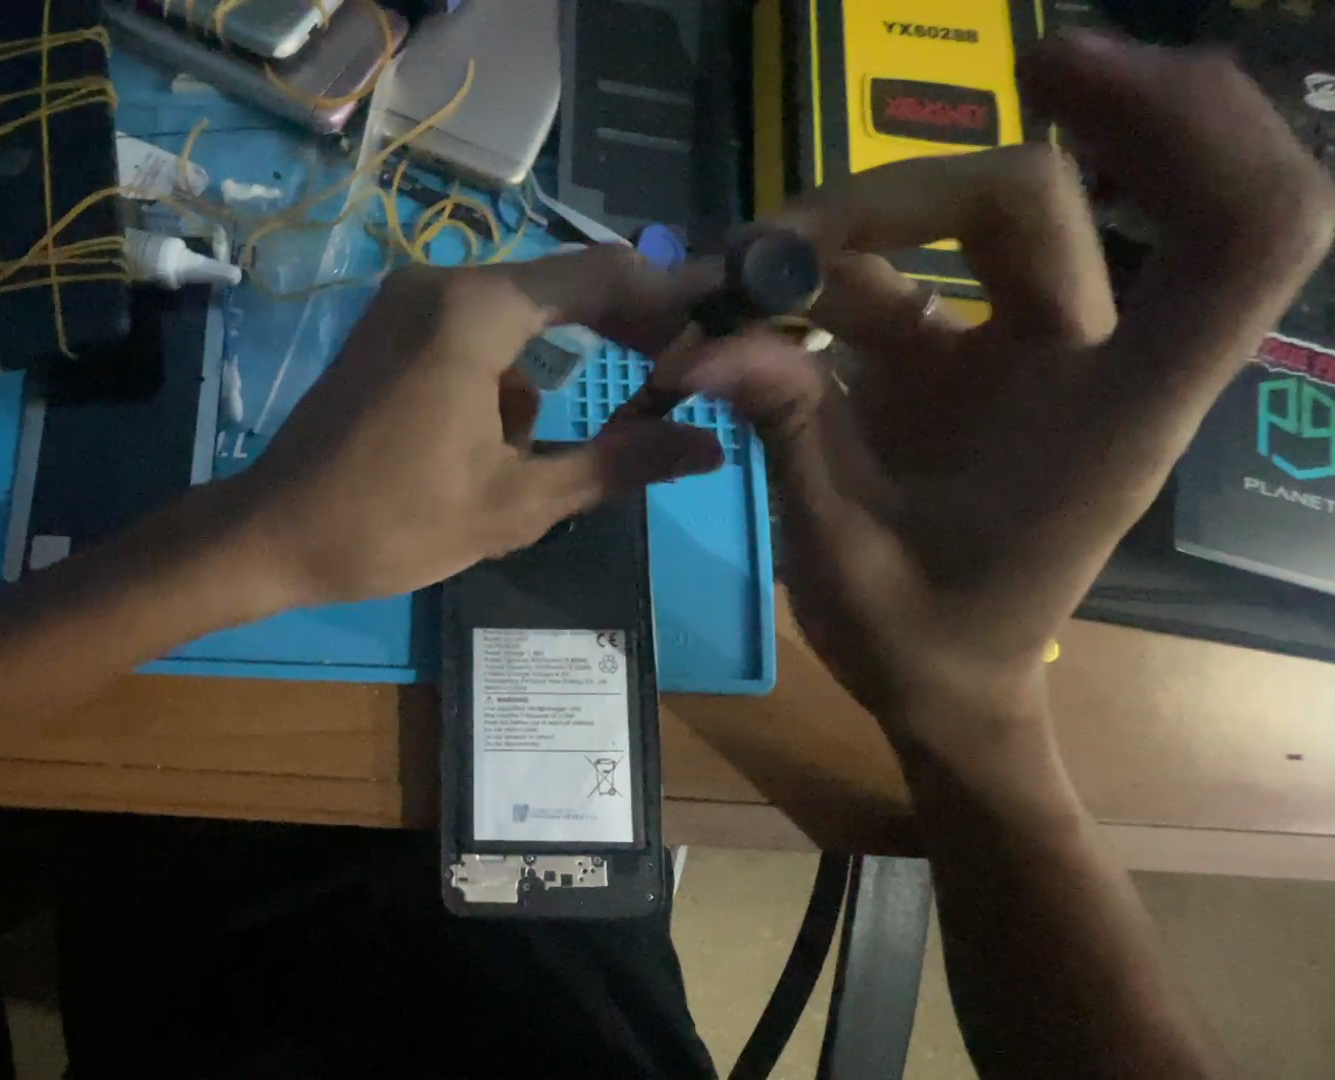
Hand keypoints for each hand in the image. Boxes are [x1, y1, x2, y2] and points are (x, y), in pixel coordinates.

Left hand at [238, 245, 729, 606]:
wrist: (271, 536)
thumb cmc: (391, 525)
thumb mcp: (515, 504)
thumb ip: (617, 464)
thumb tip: (710, 444)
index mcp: (474, 311)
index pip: (601, 274)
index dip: (667, 302)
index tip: (716, 335)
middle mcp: (438, 284)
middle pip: (557, 291)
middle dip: (612, 341)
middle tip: (662, 392)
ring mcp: (402, 304)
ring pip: (512, 322)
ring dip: (541, 379)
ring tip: (534, 456)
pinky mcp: (384, 332)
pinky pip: (467, 338)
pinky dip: (495, 381)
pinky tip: (481, 447)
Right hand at [651, 33, 1334, 747]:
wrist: (938, 688)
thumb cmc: (921, 640)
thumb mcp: (842, 549)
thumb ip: (789, 436)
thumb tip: (702, 347)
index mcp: (1109, 409)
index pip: (1235, 233)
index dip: (1180, 123)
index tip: (1044, 65)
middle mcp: (1071, 361)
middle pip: (1023, 205)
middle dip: (886, 198)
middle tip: (760, 245)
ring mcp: (1001, 361)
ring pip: (940, 242)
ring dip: (830, 244)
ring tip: (727, 286)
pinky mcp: (939, 375)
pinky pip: (880, 297)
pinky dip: (810, 294)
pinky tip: (743, 321)